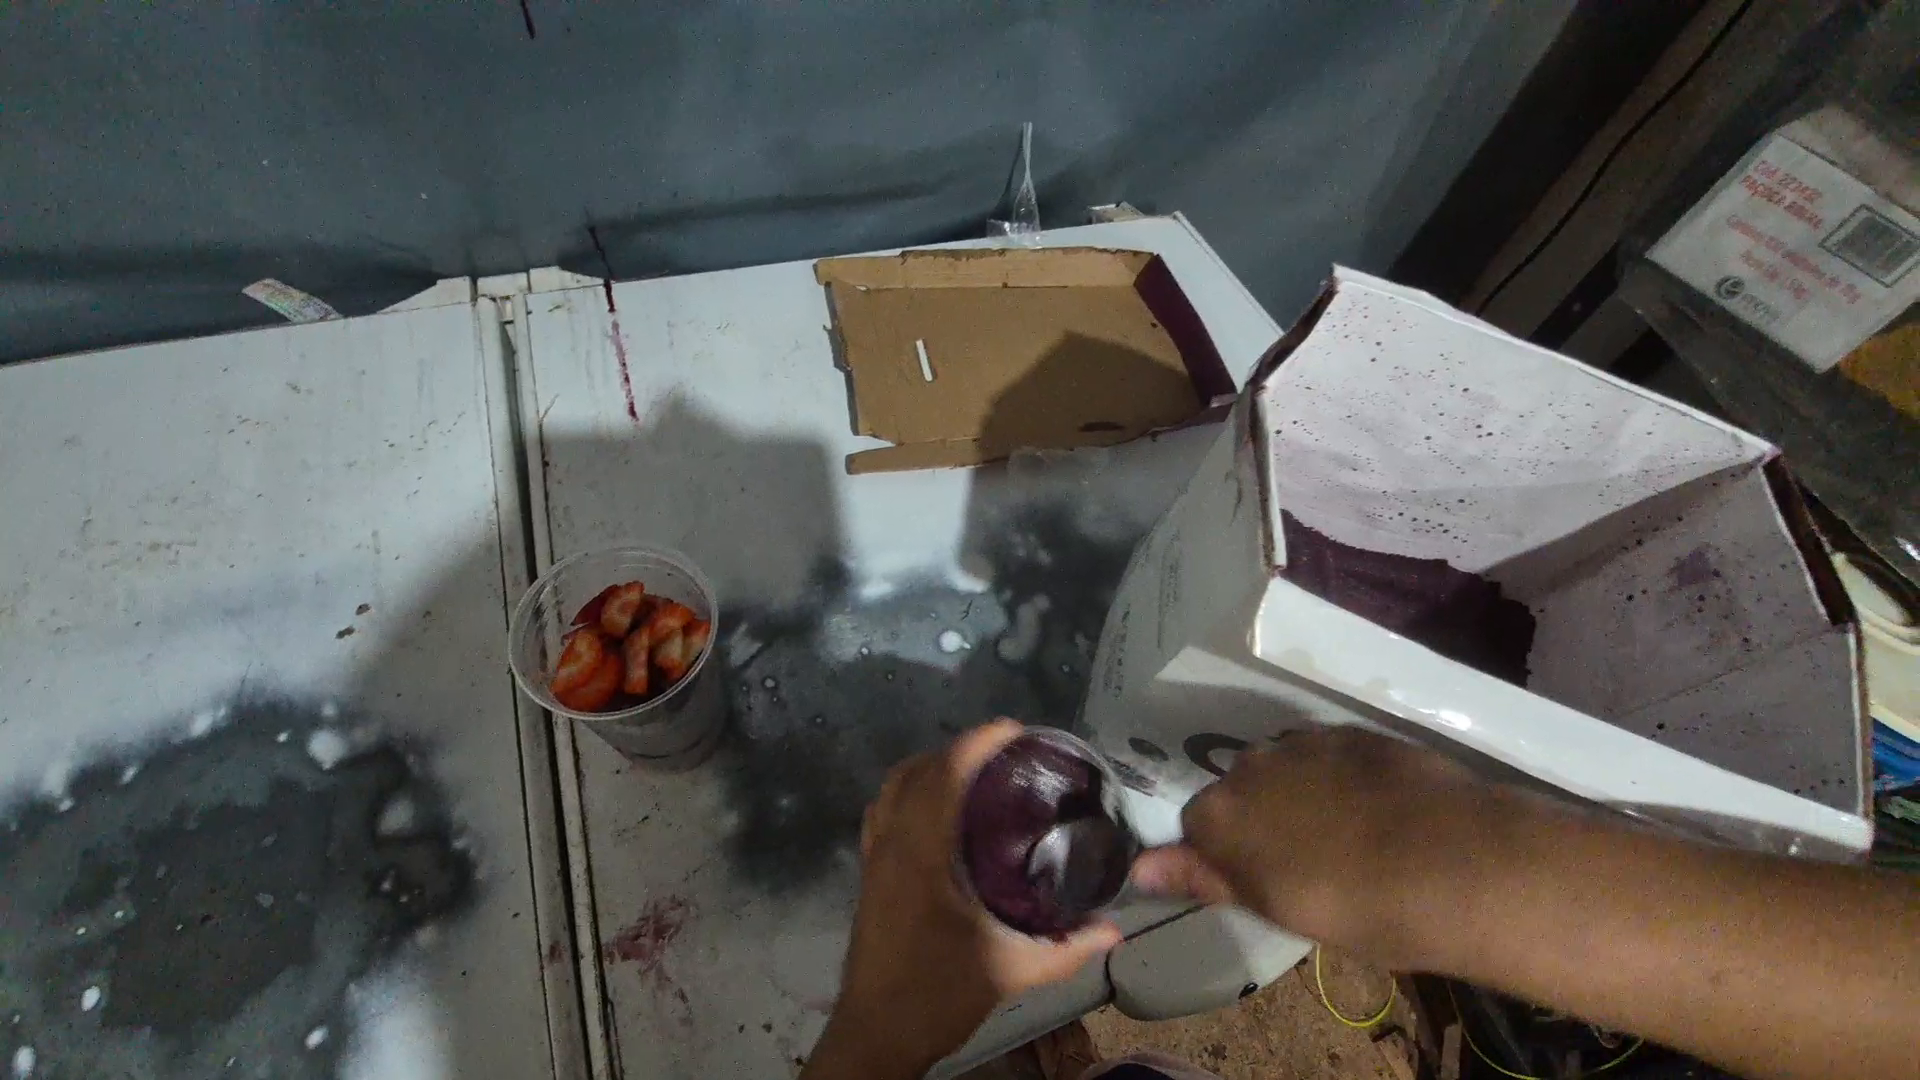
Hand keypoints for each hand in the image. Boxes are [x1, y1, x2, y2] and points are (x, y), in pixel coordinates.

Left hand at [804, 720, 1121, 1078]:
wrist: (875, 1035)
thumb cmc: (937, 996)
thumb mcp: (1008, 972)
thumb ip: (1064, 950)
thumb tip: (1112, 929)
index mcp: (921, 855)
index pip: (944, 776)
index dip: (976, 743)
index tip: (1012, 730)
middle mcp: (891, 844)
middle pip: (916, 770)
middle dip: (957, 748)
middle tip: (1002, 750)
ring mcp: (873, 856)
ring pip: (893, 786)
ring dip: (929, 764)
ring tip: (972, 768)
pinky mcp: (868, 871)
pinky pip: (883, 809)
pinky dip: (908, 789)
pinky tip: (938, 806)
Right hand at [1131, 727, 1545, 970]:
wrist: (1456, 863)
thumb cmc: (1356, 906)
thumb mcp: (1274, 906)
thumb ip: (1202, 877)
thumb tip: (1136, 868)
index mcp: (1220, 813)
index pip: (1197, 826)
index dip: (1225, 854)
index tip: (1259, 879)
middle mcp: (1248, 766)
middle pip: (1237, 791)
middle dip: (1259, 819)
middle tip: (1303, 862)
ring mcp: (1300, 744)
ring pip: (1281, 770)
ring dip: (1297, 795)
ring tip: (1346, 835)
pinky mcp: (1349, 733)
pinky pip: (1324, 755)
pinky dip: (1337, 778)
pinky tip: (1375, 809)